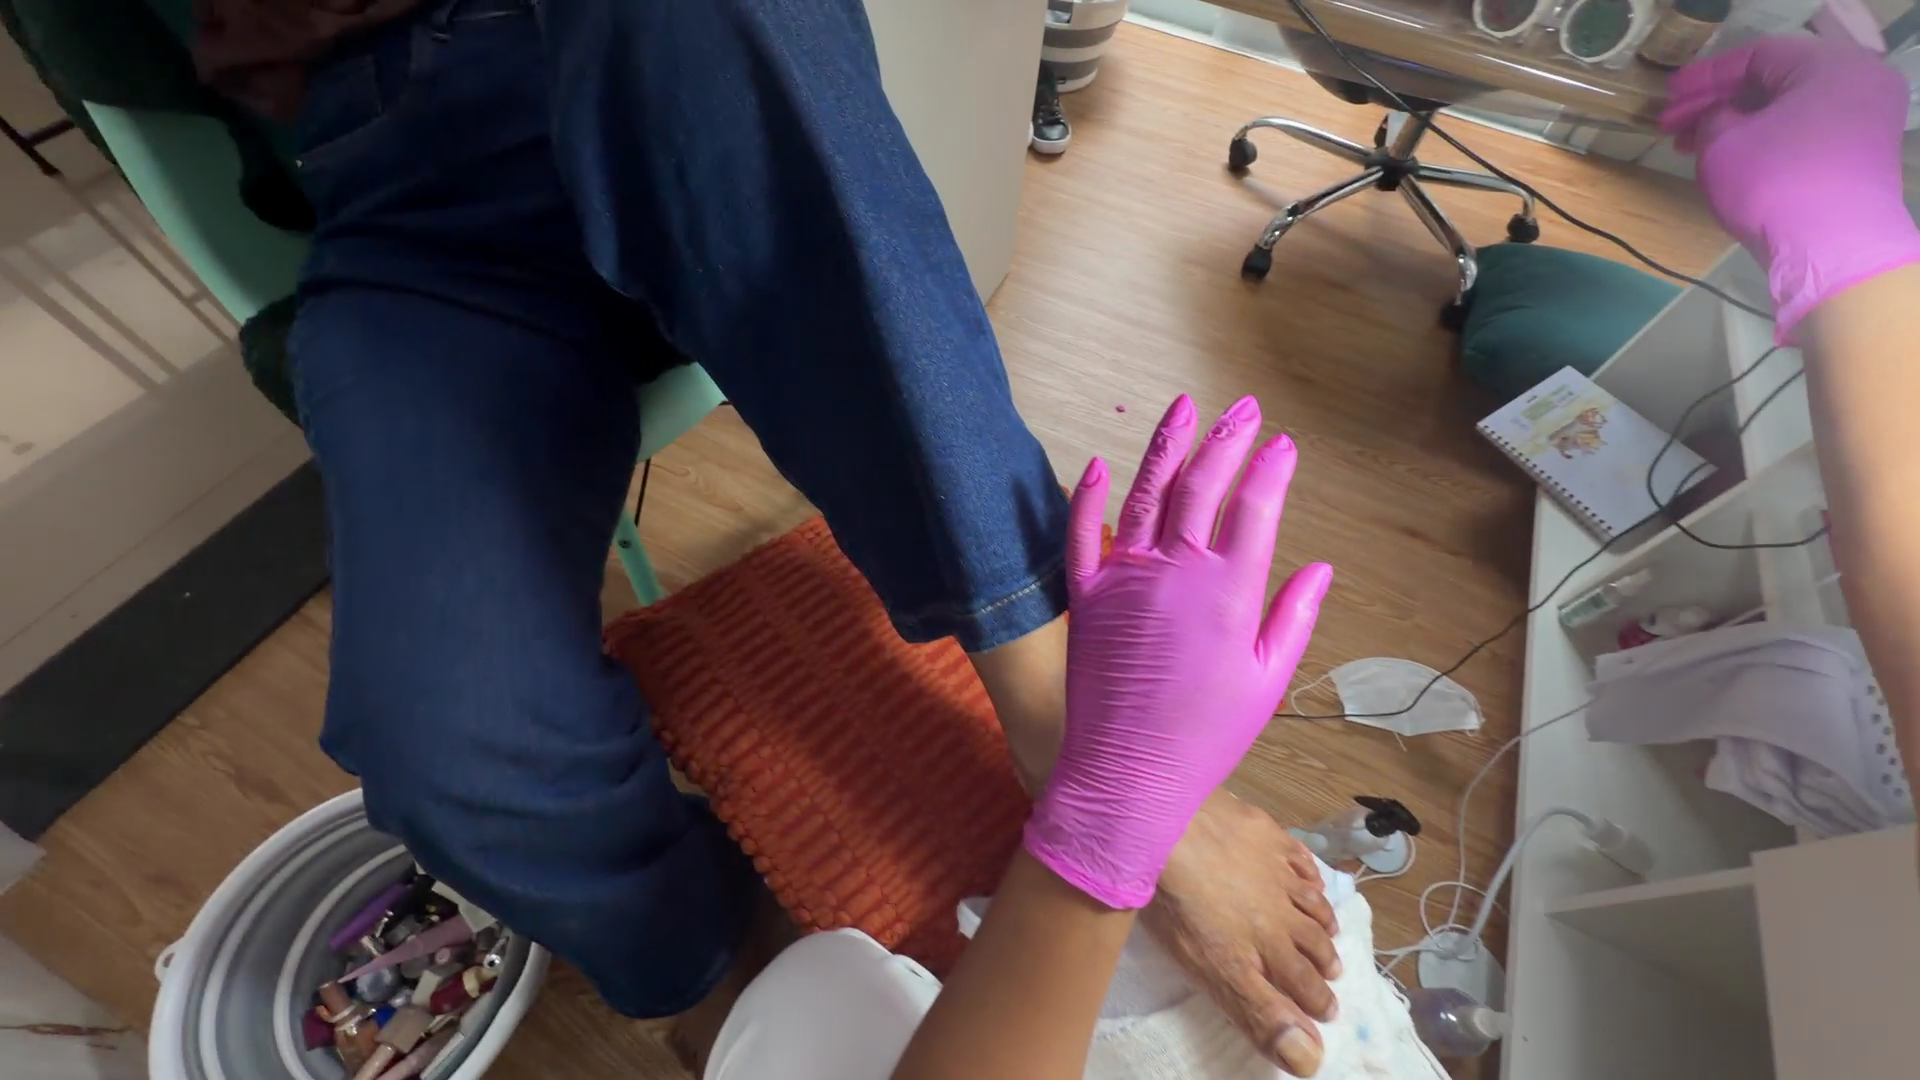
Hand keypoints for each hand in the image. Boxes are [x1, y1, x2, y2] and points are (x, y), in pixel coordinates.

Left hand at [1023, 394, 1332, 909]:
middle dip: (1227, 440)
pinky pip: (1082, 534)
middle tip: (1244, 407)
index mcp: (1228, 592)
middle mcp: (1175, 571)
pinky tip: (1101, 463)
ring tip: (1185, 407)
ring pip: (1146, 494)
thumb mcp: (1267, 681)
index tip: (1283, 442)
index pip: (1255, 508)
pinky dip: (1090, 497)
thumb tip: (1321, 567)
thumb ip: (1294, 617)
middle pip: (1202, 486)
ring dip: (1167, 447)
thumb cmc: (1206, 735)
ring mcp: (1124, 577)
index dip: (1271, 470)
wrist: (1127, 773)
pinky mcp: (1086, 594)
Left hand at [1148, 793, 1338, 1075]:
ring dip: (1323, 922)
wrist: (1163, 822)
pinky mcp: (1263, 830)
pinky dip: (1311, 875)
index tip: (1327, 1011)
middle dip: (1324, 963)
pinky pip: (1300, 858)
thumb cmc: (1173, 900)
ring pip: (1312, 902)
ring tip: (1328, 932)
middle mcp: (1281, 910)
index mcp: (1266, 946)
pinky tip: (1310, 878)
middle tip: (1330, 972)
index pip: (1304, 984)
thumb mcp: (1209, 966)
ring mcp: (1273, 866)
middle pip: (1314, 943)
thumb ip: (1259, 1010)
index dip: (1317, 1002)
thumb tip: (1311, 1057)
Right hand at [1660, 36, 1919, 337]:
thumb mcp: (1723, 142)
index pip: (1760, 54)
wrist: (1829, 235)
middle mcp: (1857, 81)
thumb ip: (1713, 118)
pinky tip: (1727, 157)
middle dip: (1717, 100)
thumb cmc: (1773, 178)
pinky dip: (1760, 136)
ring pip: (1786, 106)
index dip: (1707, 74)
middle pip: (1776, 79)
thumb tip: (1713, 116)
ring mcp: (1862, 115)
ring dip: (1733, 121)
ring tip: (1690, 144)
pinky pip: (1800, 128)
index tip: (1668, 93)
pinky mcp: (1855, 148)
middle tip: (1670, 123)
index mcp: (1831, 66)